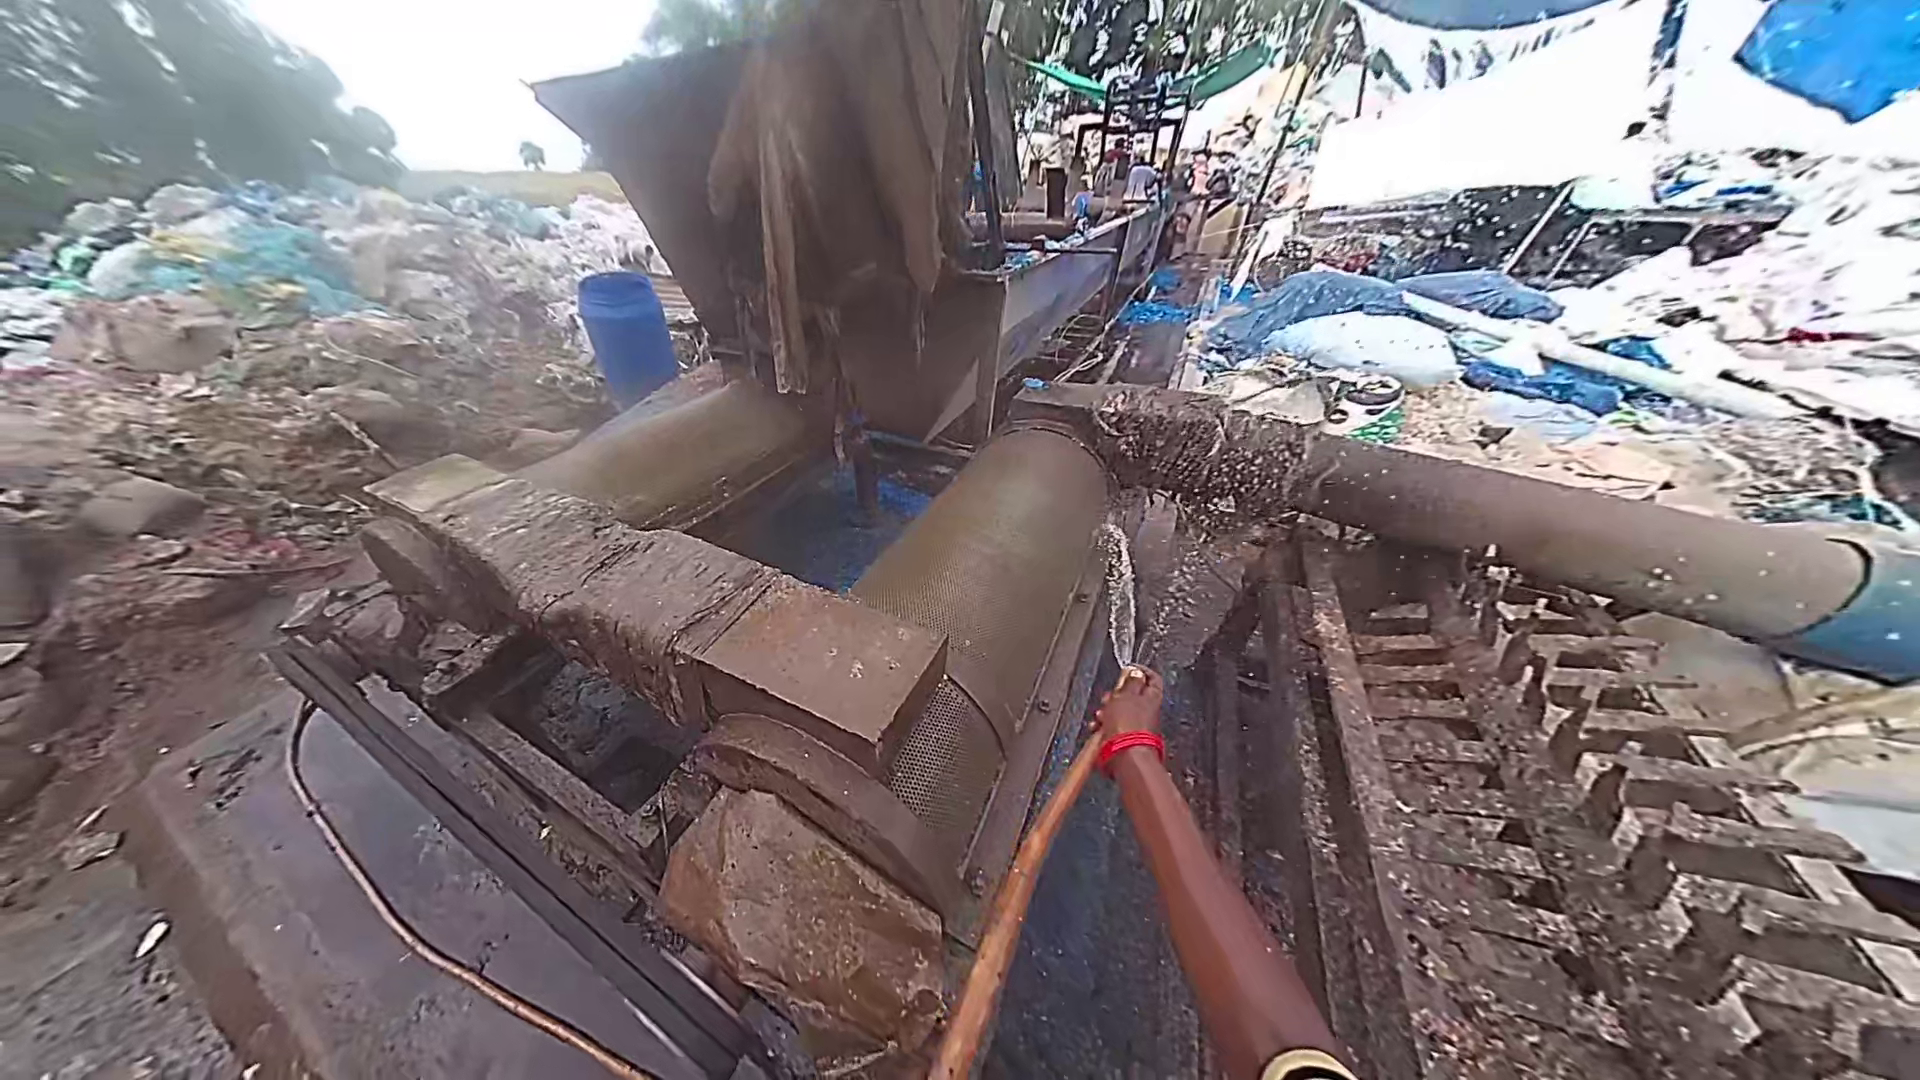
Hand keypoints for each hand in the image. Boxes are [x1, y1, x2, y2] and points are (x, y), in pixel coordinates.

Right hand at [1095, 665, 1163, 740]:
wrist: (1123, 755)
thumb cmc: (1127, 725)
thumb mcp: (1126, 694)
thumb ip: (1130, 681)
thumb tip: (1135, 671)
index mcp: (1152, 698)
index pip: (1151, 678)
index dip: (1140, 671)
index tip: (1128, 669)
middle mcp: (1146, 712)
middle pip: (1130, 695)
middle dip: (1116, 694)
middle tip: (1110, 696)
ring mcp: (1135, 726)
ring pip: (1117, 711)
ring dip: (1106, 711)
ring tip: (1102, 715)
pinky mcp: (1123, 738)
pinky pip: (1110, 726)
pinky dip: (1102, 726)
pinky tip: (1098, 727)